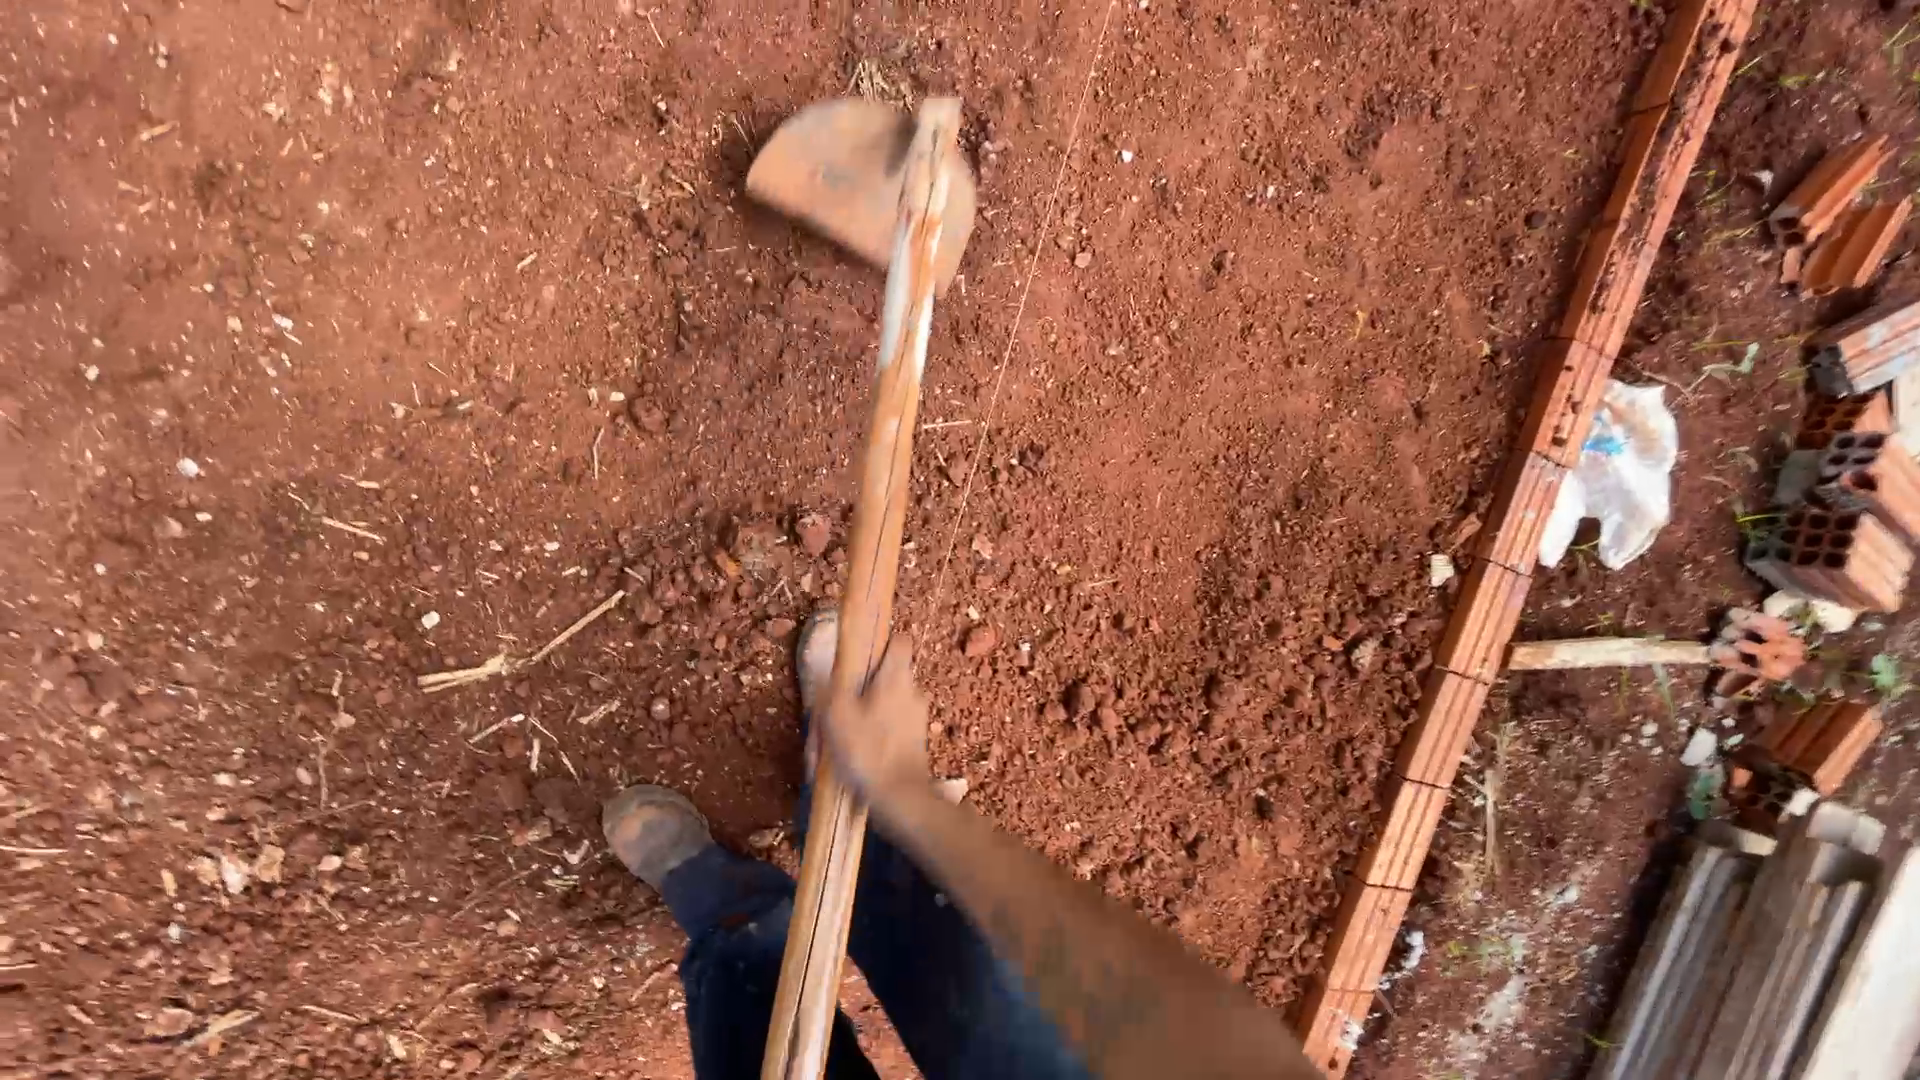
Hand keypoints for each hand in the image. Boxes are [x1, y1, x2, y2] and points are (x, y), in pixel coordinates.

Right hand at [820, 636, 929, 800]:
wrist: (901, 799)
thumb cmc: (868, 751)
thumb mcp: (837, 714)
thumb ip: (833, 686)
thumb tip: (831, 668)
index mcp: (896, 677)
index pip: (898, 641)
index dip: (879, 644)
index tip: (858, 658)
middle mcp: (913, 691)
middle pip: (886, 677)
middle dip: (860, 690)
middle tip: (835, 712)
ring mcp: (917, 717)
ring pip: (885, 705)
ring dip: (862, 718)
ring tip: (837, 744)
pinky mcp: (915, 741)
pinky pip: (889, 728)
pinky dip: (871, 738)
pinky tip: (852, 759)